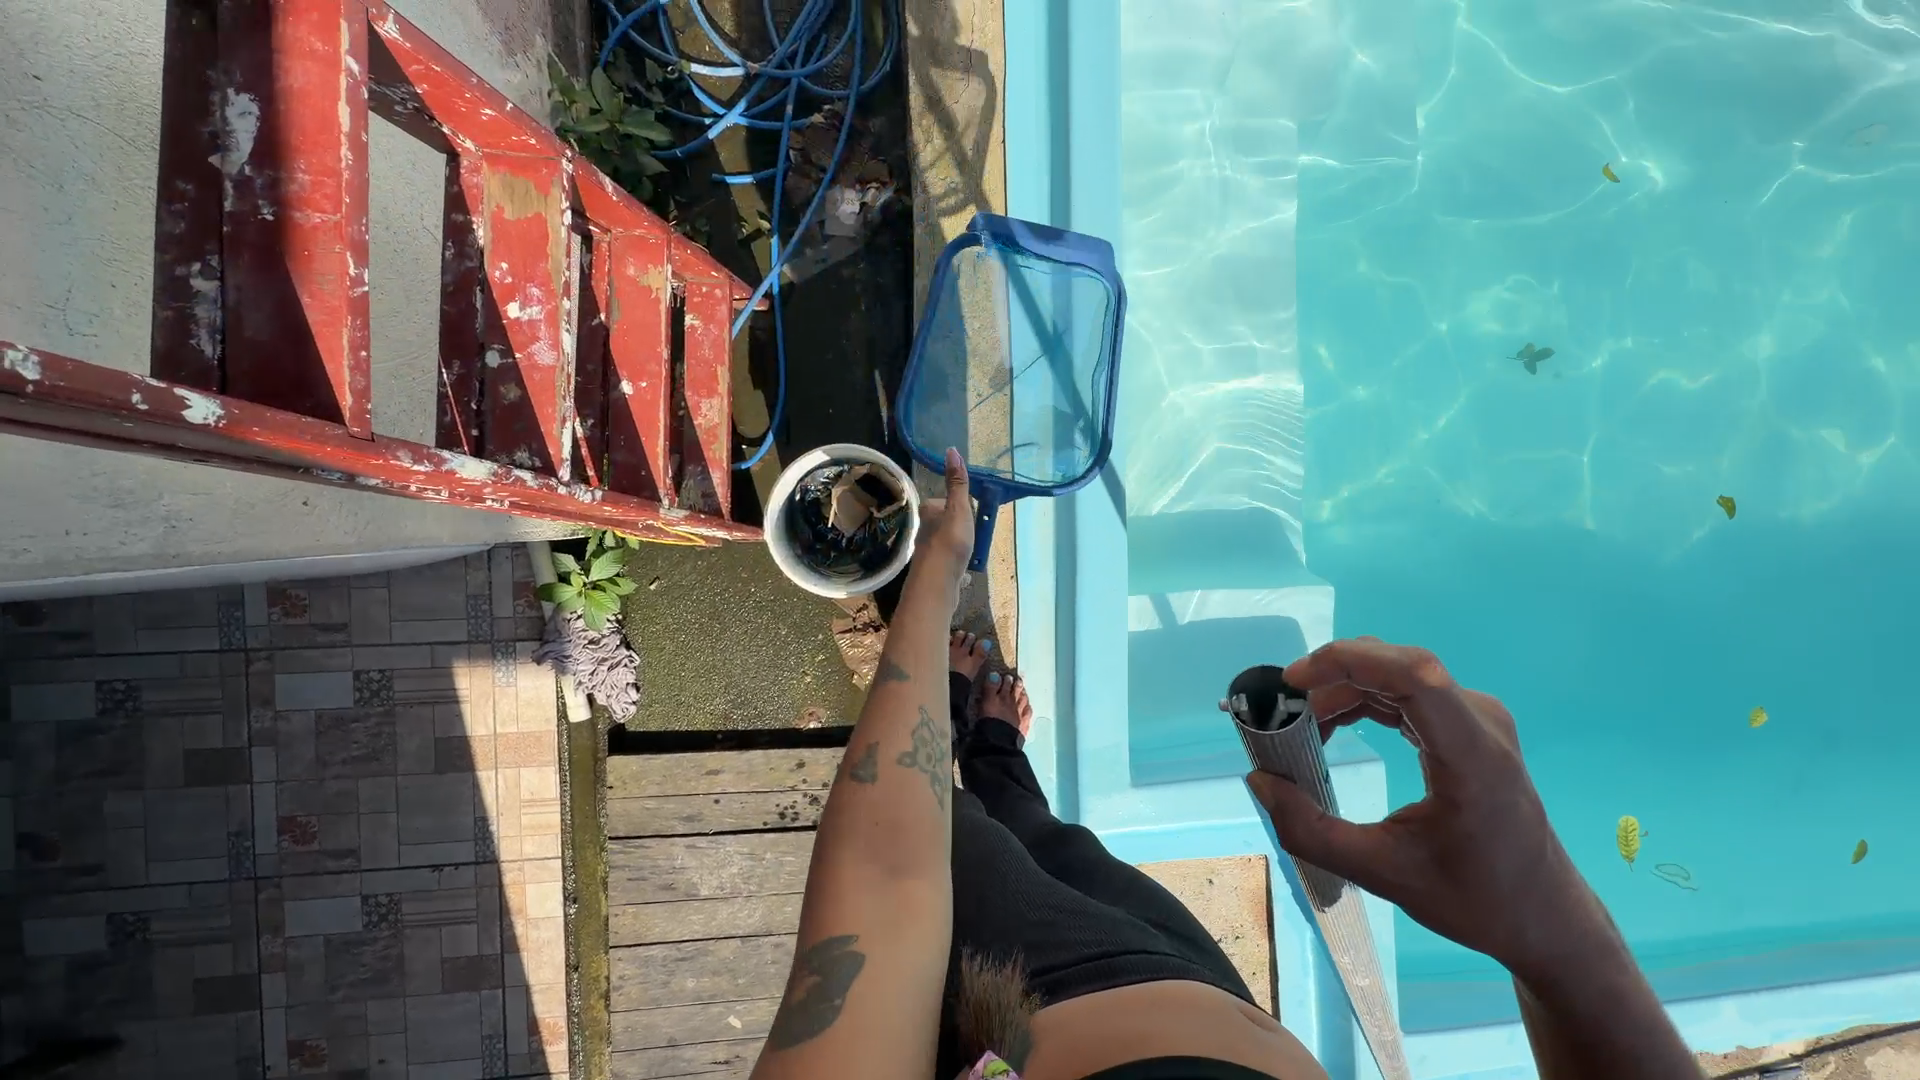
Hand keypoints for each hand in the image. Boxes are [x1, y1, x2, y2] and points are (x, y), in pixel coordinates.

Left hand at [913, 448, 974, 574]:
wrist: (937, 584)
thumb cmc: (949, 542)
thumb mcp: (958, 509)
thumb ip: (957, 483)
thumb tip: (951, 450)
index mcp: (928, 510)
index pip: (949, 502)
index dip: (964, 509)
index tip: (973, 518)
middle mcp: (924, 527)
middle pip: (951, 520)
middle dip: (965, 528)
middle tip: (974, 537)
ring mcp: (929, 549)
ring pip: (951, 540)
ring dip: (963, 544)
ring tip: (971, 551)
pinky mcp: (935, 567)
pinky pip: (952, 558)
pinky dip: (960, 560)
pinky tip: (965, 567)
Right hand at [1244, 638, 1600, 975]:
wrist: (1544, 916)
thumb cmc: (1472, 899)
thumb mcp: (1381, 873)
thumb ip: (1310, 830)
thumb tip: (1259, 781)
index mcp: (1471, 757)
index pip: (1413, 676)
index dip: (1348, 662)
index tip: (1293, 683)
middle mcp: (1480, 723)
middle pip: (1398, 666)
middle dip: (1331, 675)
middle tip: (1283, 707)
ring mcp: (1478, 720)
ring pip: (1397, 674)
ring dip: (1341, 688)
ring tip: (1301, 725)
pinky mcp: (1469, 726)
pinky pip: (1406, 691)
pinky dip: (1361, 699)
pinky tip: (1332, 725)